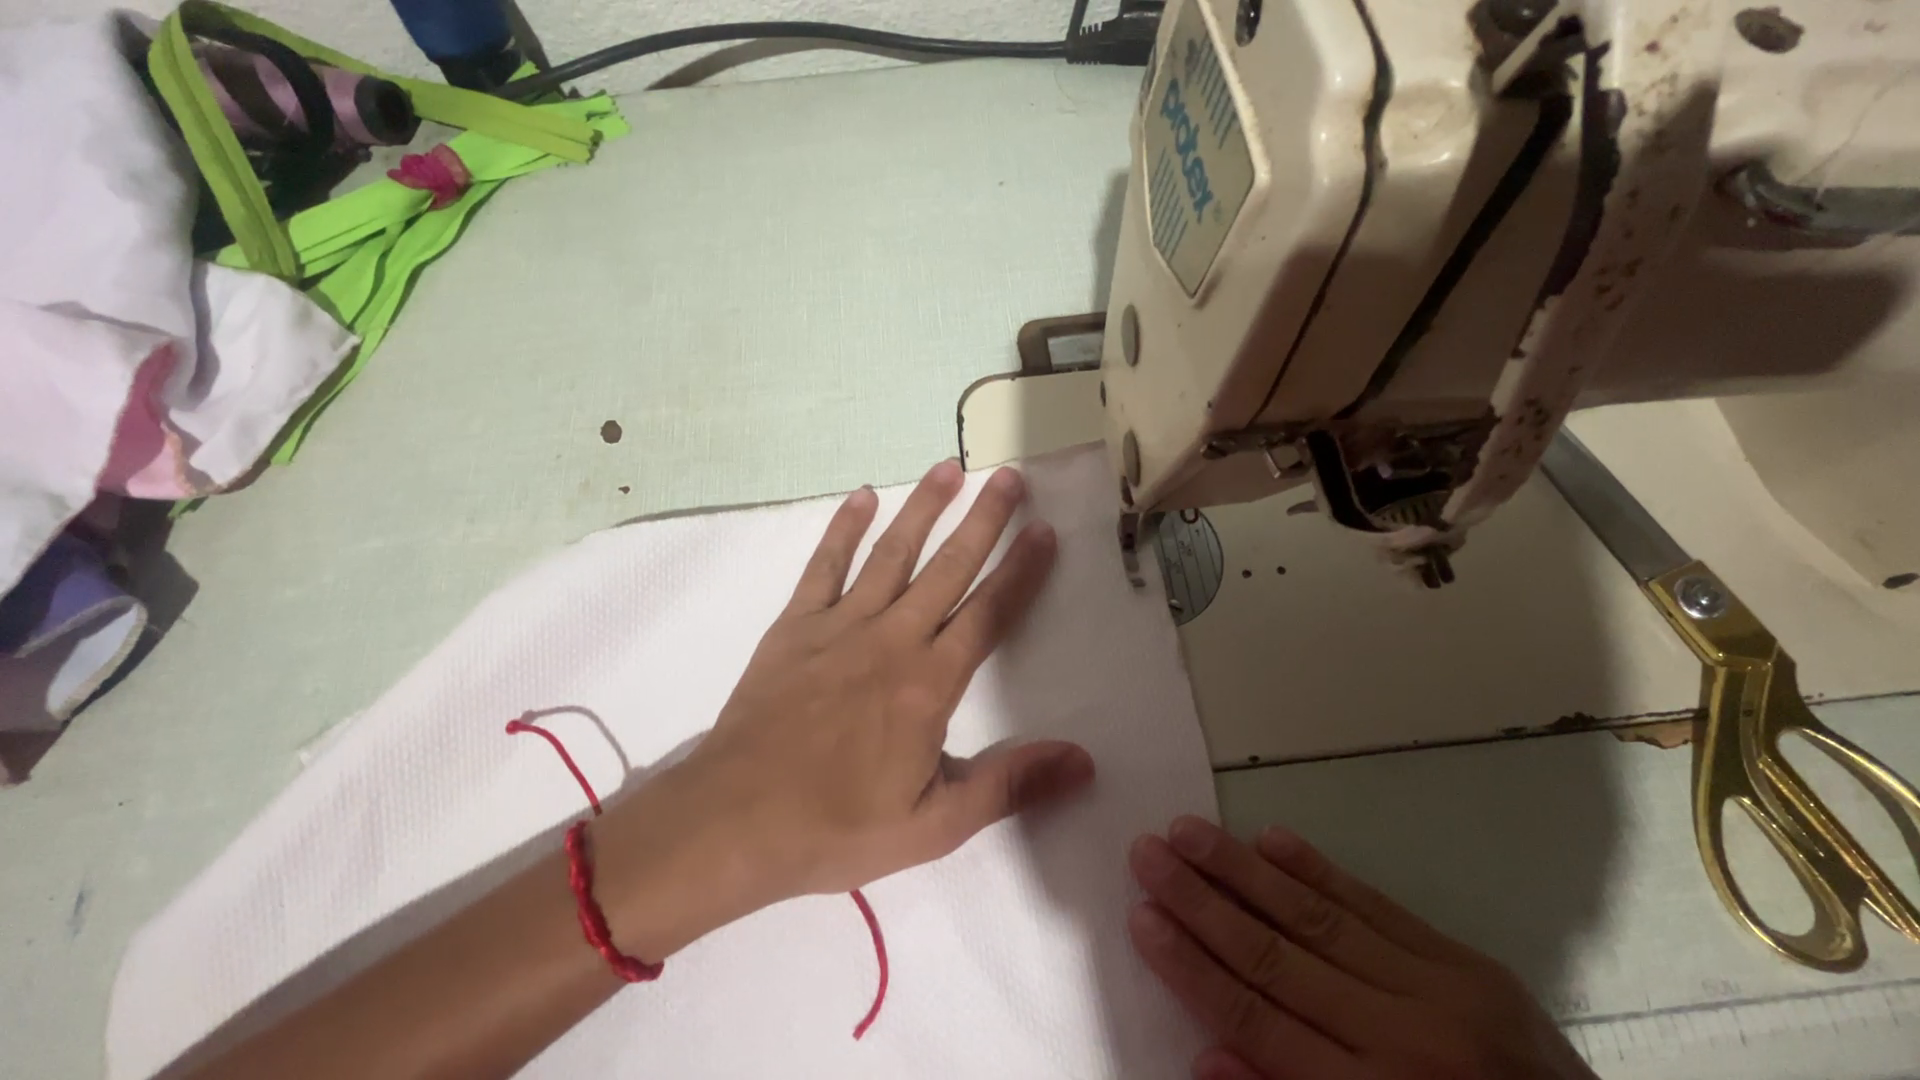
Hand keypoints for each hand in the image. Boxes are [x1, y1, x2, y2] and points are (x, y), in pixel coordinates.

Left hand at [603, 461, 1094, 940]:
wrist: (735, 821)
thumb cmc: (839, 827)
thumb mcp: (936, 825)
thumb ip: (1010, 785)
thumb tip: (1084, 760)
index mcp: (929, 684)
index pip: (989, 614)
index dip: (1021, 570)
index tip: (1044, 530)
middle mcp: (891, 640)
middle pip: (948, 569)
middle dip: (983, 520)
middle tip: (1009, 475)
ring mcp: (839, 626)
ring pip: (892, 554)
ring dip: (922, 509)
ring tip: (948, 468)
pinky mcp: (794, 627)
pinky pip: (823, 567)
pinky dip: (843, 530)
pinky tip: (861, 497)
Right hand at [1127, 818, 1597, 1079]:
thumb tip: (1205, 1055)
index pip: (1255, 1019)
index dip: (1190, 967)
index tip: (1140, 916)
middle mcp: (1400, 1038)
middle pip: (1275, 956)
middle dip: (1200, 900)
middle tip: (1147, 851)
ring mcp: (1438, 990)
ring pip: (1317, 916)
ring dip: (1243, 869)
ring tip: (1188, 830)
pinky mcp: (1466, 961)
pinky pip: (1377, 905)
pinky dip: (1318, 870)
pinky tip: (1271, 838)